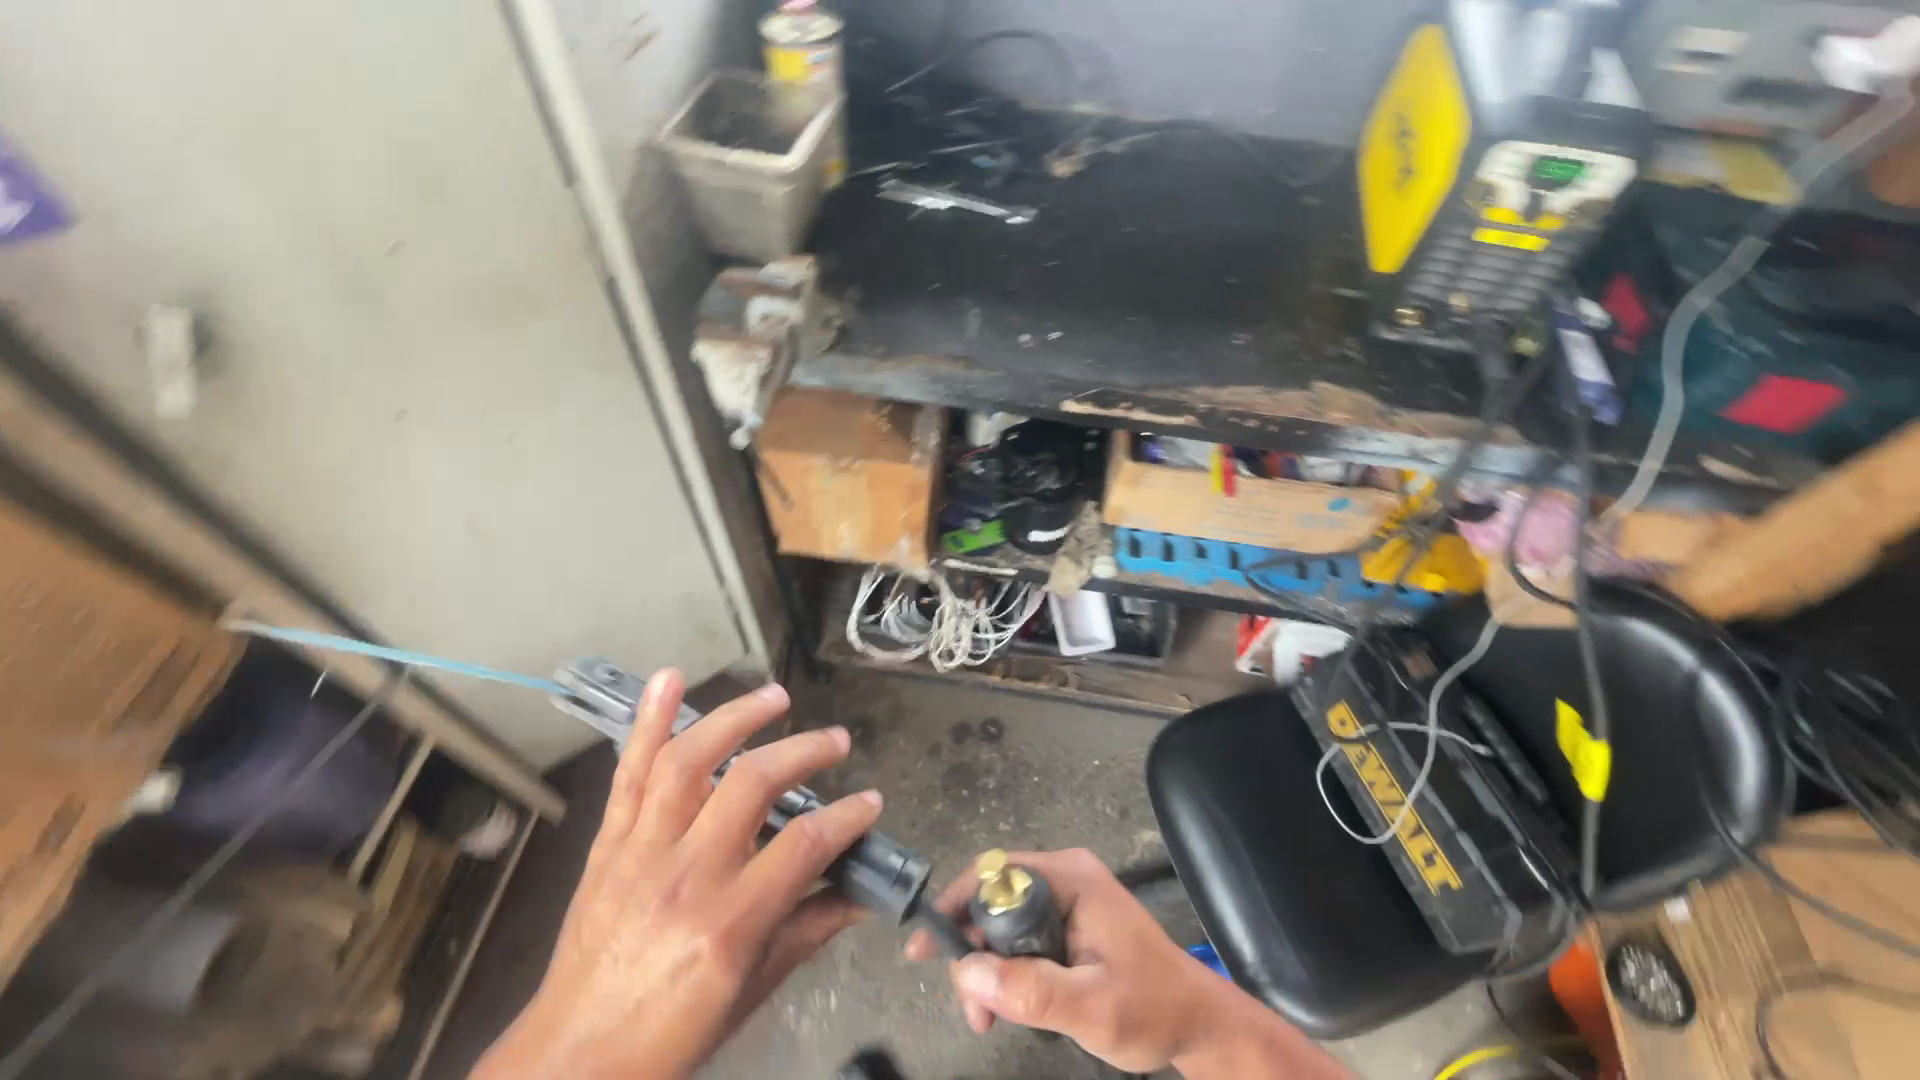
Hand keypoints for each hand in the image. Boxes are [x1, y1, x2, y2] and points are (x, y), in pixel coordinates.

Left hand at [474, 670, 882, 1079]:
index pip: (804, 844)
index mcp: (729, 920)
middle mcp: (685, 873)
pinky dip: (647, 721)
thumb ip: (808, 931)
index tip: (871, 801)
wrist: (573, 1058)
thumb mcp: (752, 991)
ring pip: (689, 762)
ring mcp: (640, 851)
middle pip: (751, 785)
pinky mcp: (608, 844)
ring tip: (774, 696)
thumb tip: (861, 894)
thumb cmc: (671, 1035)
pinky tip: (668, 679)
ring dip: (734, 717)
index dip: (848, 818)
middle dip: (803, 752)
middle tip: (836, 740)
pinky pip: (628, 774)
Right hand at [904, 850, 1351, 1078]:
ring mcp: (1068, 899)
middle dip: (971, 950)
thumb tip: (966, 971)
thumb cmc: (1152, 1008)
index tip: (928, 949)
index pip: (994, 873)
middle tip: (972, 1007)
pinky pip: (1021, 936)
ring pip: (1003, 921)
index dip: (956, 908)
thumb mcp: (1091, 1007)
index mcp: (1070, 879)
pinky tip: (1009, 1006)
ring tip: (988, 1018)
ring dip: (987, 967)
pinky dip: (1007, 969)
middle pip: (993, 899)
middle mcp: (1065, 877)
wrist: (1198, 1023)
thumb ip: (1031, 990)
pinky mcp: (1070, 922)